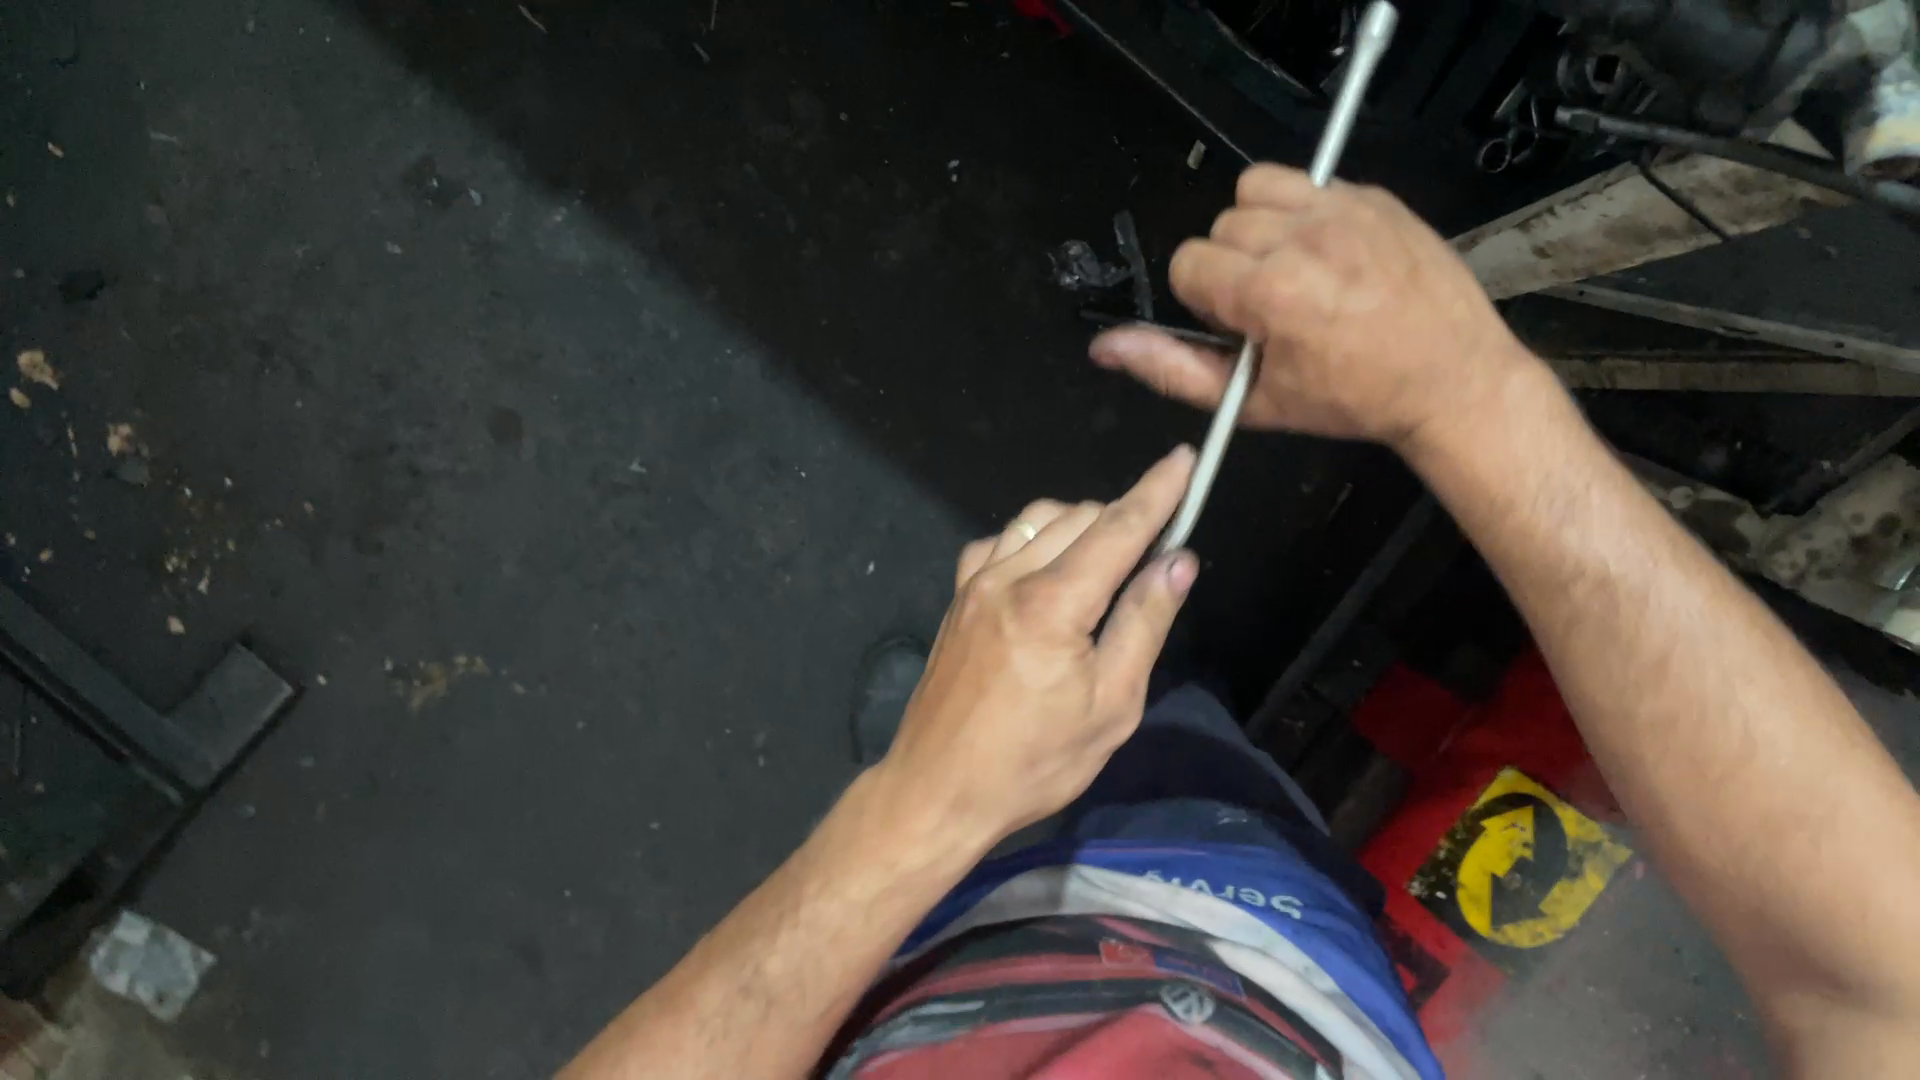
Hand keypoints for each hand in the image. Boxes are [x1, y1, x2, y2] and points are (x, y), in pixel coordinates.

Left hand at [874, 447, 1200, 842]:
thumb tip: (1177, 561)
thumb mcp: (1111, 706)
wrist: (939, 788)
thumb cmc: (1034, 762)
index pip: (1118, 529)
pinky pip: (1000, 541)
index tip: (1185, 459)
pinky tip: (1043, 571)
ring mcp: (975, 582)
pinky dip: (1032, 539)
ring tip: (1104, 564)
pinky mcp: (957, 596)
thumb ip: (1144, 623)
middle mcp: (1009, 576)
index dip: (1158, 492)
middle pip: (1080, 516)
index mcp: (1053, 604)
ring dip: (1080, 525)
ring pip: (1038, 518)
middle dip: (1123, 519)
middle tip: (1151, 555)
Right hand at [1089, 164, 1540, 451]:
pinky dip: (1296, 209)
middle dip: (1230, 268)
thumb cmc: (1346, 399)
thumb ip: (1171, 368)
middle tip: (1269, 306)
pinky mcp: (1371, 195)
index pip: (1187, 264)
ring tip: (1289, 270)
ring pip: (1252, 192)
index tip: (1238, 325)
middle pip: (1218, 228)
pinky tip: (1321, 251)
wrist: (1449, 377)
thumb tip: (1107, 347)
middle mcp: (1303, 240)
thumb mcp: (1249, 401)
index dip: (1203, 301)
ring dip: (1256, 231)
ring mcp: (1342, 210)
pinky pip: (1303, 179)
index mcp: (1270, 294)